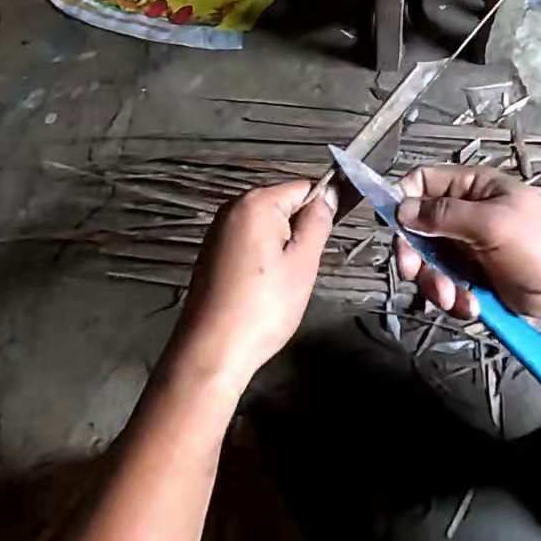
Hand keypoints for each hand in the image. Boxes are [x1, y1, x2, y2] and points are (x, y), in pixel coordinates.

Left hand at [173, 181, 336, 387]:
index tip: (325, 242)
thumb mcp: (302, 262)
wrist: (211, 353)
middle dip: (300, 231)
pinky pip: (250, 242)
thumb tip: (330, 192)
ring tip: (283, 281)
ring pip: (269, 227)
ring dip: (283, 247)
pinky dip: (264, 258)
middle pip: (284, 205)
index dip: (321, 211)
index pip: (304, 188)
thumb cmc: (263, 306)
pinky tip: (263, 287)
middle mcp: (232, 208)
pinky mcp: (213, 253)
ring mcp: (219, 231)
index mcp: (255, 203)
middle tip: (303, 267)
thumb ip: (318, 221)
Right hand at [393, 167, 540, 323]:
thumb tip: (401, 209)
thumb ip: (445, 215)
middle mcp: (463, 214)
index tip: (395, 227)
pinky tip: (472, 307)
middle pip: (416, 228)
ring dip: (434, 283)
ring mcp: (467, 247)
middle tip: (415, 273)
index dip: (403, 201)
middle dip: (414, 254)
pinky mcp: (472, 277)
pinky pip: (446, 284)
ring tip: (455, 299)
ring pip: (428, 262)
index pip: (422, 182)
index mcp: (471, 188)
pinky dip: (452, 298)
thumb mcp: (493, 223)